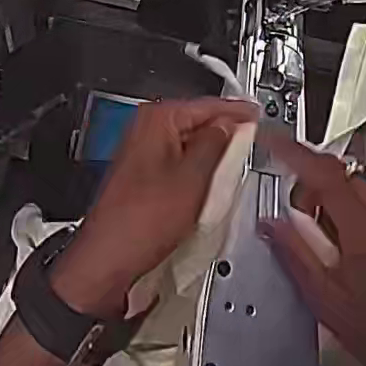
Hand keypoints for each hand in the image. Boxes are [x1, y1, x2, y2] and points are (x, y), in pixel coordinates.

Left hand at [51, 97, 255, 315]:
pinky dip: (197, 171)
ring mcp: (143, 151)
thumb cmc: (139, 222)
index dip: (237, 112)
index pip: (208, 105)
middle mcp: (145, 129)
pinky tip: (209, 187)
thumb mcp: (194, 177)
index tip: (256, 116)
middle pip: (198, 123)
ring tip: (232, 171)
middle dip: (225, 135)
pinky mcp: (144, 173)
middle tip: (250, 145)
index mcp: (157, 119)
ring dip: (211, 156)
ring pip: (190, 144)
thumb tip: (230, 125)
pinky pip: (179, 162)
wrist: (109, 260)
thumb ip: (217, 143)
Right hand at [259, 133, 365, 365]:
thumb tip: (272, 224)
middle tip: (298, 220)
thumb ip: (296, 255)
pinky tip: (347, 252)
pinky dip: (351, 215)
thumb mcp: (326, 301)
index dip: (296, 154)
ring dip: (332, 204)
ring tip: (325, 247)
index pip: (327, 176)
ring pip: (356, 190)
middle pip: (341, 177)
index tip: (275, 142)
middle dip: (313, 189)